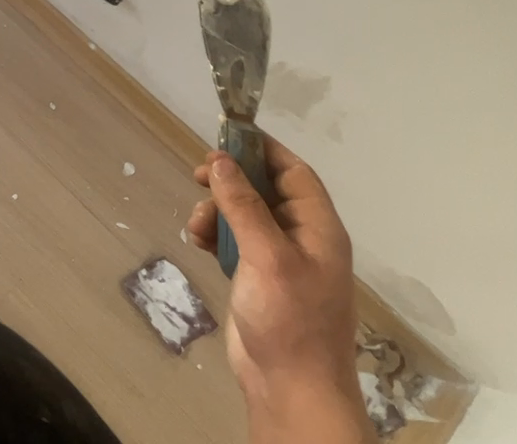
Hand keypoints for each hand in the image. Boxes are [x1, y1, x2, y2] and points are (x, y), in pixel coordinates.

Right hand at [186, 136, 372, 442]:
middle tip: (197, 177)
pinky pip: (233, 238)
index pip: (295, 173)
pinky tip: (198, 243)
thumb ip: (243, 205)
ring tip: (197, 227)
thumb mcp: (266, 255)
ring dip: (216, 211)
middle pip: (264, 189)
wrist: (291, 383)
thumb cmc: (289, 317)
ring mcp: (280, 258)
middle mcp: (302, 238)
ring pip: (243, 213)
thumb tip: (219, 159)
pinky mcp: (259, 275)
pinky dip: (213, 234)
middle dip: (229, 180)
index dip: (263, 150)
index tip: (225, 134)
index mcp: (318, 229)